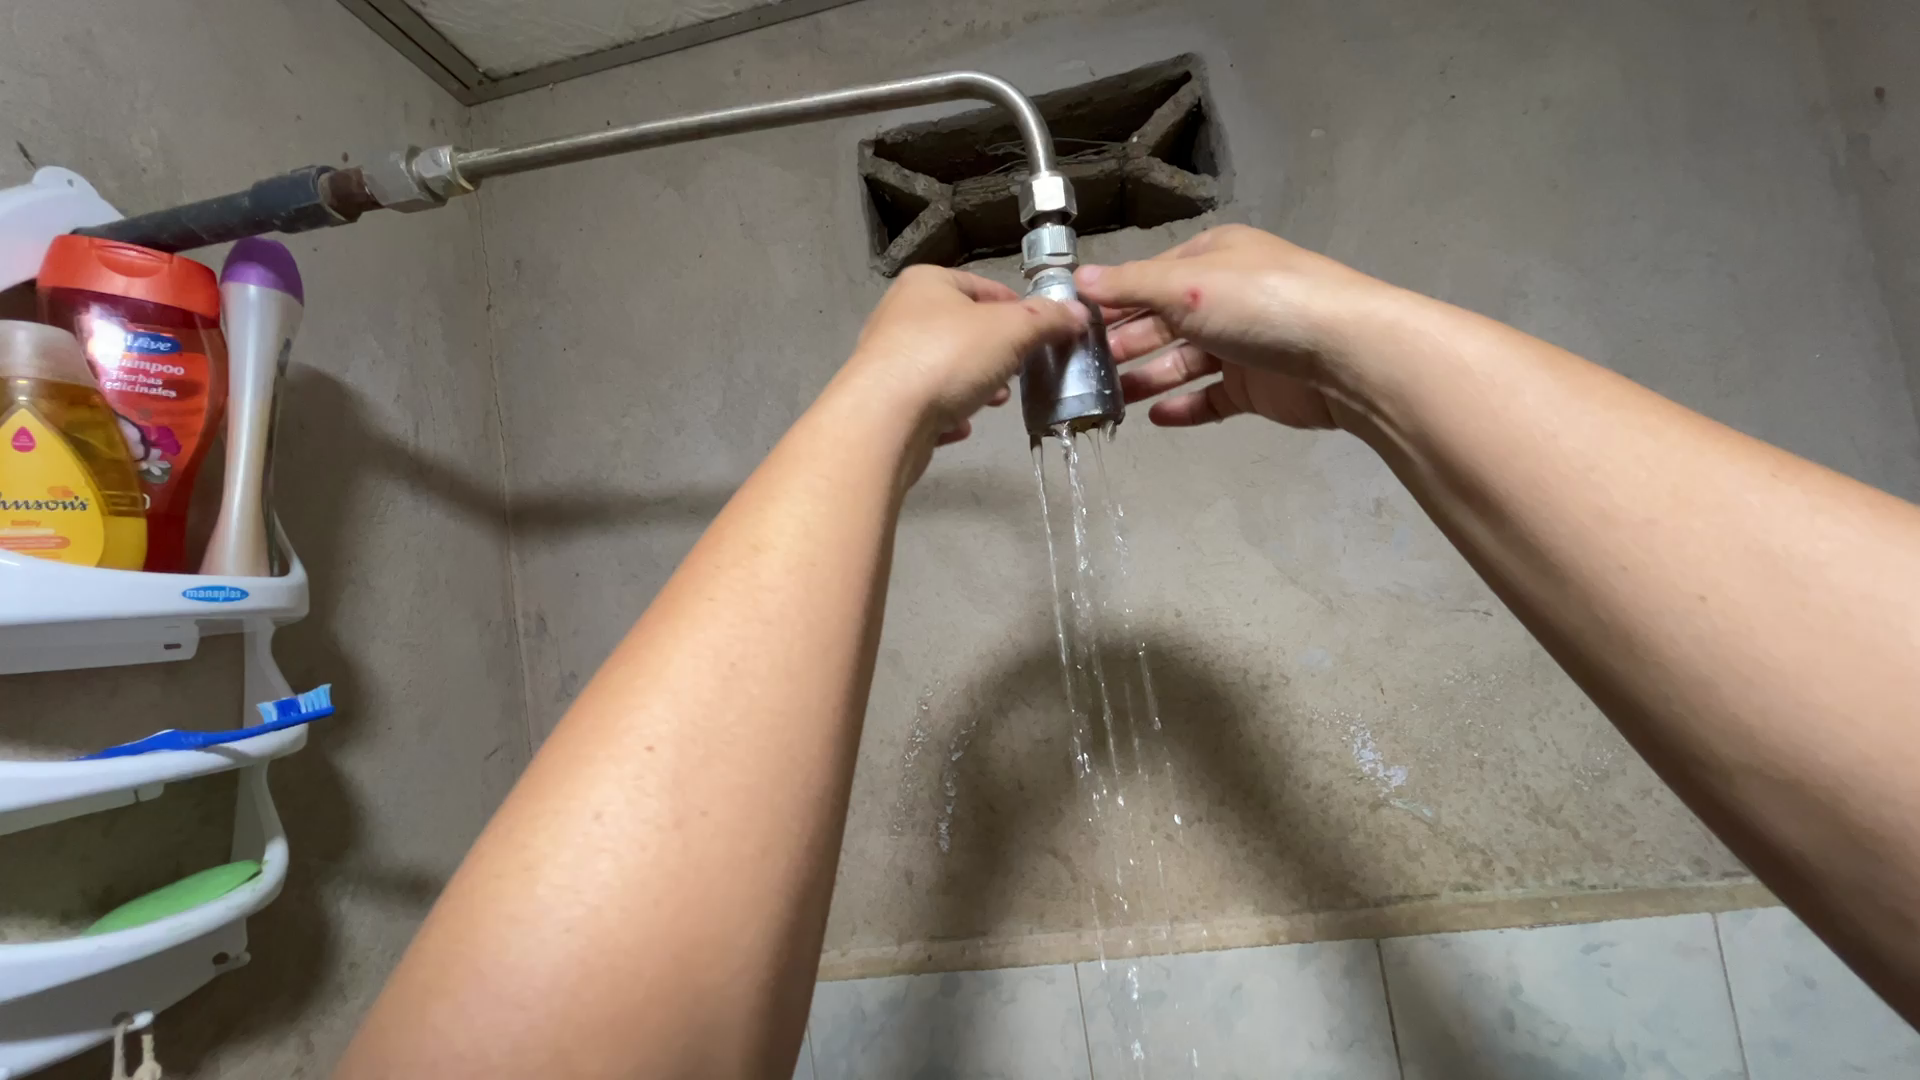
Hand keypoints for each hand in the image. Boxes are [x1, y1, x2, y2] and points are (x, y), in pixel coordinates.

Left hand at [834, 265, 1086, 445]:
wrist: (884, 419)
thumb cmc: (948, 358)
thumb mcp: (1012, 330)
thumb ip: (1046, 320)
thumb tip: (1077, 314)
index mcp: (927, 284)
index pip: (982, 286)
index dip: (1017, 308)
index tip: (1041, 332)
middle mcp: (901, 315)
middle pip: (963, 330)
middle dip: (997, 353)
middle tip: (1018, 372)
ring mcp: (888, 361)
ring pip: (945, 369)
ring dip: (975, 385)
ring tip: (995, 401)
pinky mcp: (884, 403)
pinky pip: (926, 404)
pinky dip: (947, 413)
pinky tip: (961, 425)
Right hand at [1075, 225, 1400, 429]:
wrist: (1343, 354)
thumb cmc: (1258, 304)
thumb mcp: (1186, 285)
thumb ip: (1130, 286)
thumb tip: (1078, 278)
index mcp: (1211, 260)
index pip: (1148, 280)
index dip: (1111, 303)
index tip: (1072, 328)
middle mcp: (1224, 298)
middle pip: (1161, 323)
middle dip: (1124, 345)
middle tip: (1083, 370)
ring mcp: (1240, 344)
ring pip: (1180, 363)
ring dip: (1146, 379)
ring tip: (1108, 400)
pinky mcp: (1253, 387)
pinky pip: (1208, 398)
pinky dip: (1182, 407)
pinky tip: (1155, 417)